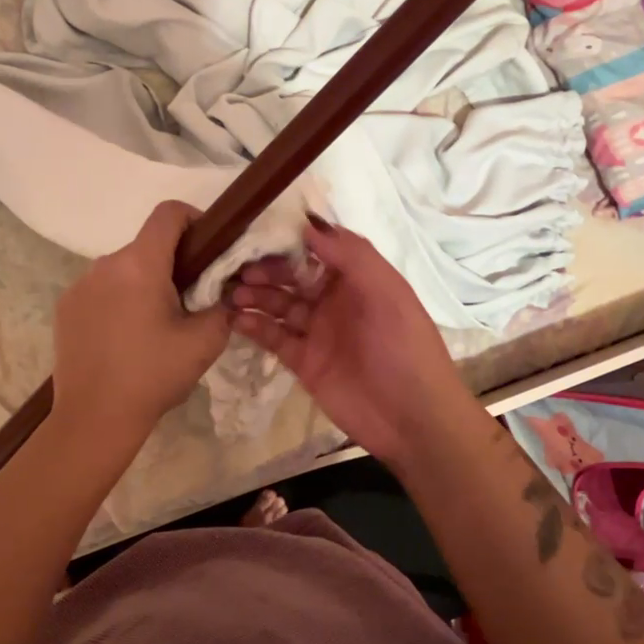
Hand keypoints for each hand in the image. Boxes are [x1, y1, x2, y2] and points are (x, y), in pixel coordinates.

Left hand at [53, 201, 231, 437]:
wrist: (95, 418)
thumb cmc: (153, 377)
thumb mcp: (204, 343)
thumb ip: (223, 306)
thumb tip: (223, 290)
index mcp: (140, 265)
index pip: (169, 213)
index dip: (195, 219)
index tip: (208, 249)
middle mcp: (105, 264)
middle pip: (147, 247)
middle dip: (171, 265)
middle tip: (188, 304)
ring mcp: (80, 285)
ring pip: (123, 271)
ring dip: (142, 285)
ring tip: (153, 328)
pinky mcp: (65, 307)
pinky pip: (100, 291)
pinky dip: (117, 303)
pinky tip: (124, 340)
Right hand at [228, 216, 472, 461]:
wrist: (411, 419)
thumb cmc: (404, 348)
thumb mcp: (387, 293)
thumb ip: (351, 255)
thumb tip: (307, 224)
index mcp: (359, 279)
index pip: (318, 249)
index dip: (289, 240)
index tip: (258, 232)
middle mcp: (335, 300)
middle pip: (292, 276)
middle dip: (266, 269)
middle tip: (240, 270)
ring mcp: (318, 332)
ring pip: (279, 305)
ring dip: (255, 296)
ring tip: (232, 294)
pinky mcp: (304, 362)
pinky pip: (274, 338)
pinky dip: (254, 326)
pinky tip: (236, 319)